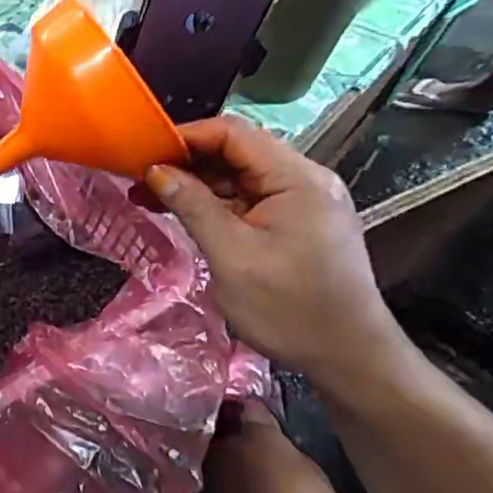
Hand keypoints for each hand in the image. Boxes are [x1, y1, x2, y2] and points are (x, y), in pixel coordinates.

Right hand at [139, 117, 414, 393]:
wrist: (351, 360)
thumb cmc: (290, 310)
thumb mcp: (232, 256)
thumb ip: (193, 206)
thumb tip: (157, 171)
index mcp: (297, 178)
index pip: (233, 133)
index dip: (185, 136)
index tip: (145, 152)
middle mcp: (306, 179)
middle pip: (237, 151)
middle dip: (187, 162)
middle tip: (141, 178)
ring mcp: (305, 201)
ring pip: (242, 176)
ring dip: (198, 184)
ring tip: (153, 197)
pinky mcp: (300, 222)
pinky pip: (251, 199)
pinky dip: (217, 203)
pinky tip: (186, 213)